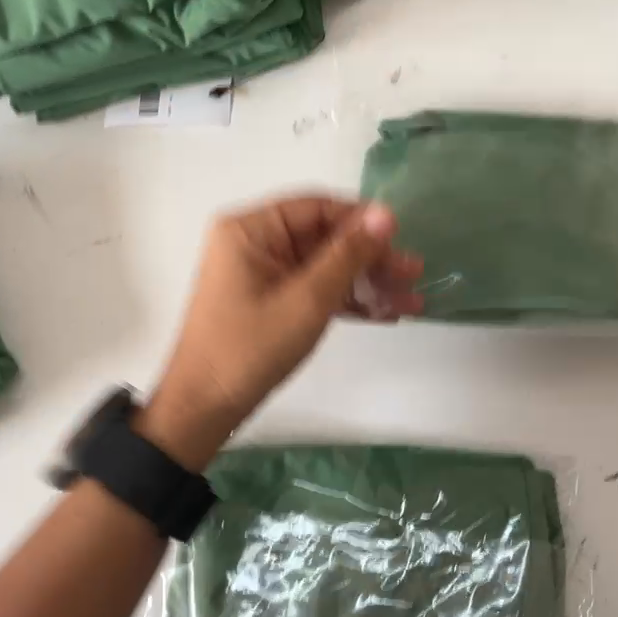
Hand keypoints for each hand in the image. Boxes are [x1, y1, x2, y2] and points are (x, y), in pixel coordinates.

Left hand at [140, 196, 422, 468]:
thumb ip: (348, 255)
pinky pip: (315, 289)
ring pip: (326, 266)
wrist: (203, 409)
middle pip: (325, 237)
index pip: (317, 207)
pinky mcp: (270, 301)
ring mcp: (262, 273)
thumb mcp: (306, 299)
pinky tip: (385, 314)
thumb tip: (385, 214)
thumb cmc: (250, 348)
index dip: (361, 221)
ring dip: (367, 283)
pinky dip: (346, 301)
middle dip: (371, 258)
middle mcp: (255, 242)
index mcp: (251, 229)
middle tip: (414, 274)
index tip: (402, 238)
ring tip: (411, 301)